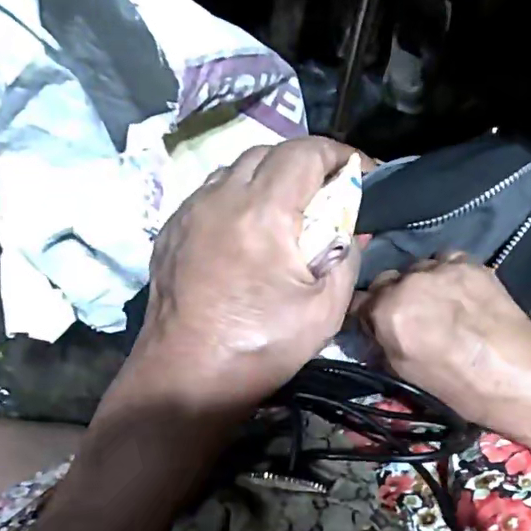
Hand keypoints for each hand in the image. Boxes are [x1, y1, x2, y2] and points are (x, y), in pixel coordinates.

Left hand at [127, 136, 364, 410]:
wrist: (186, 378)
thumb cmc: (259, 348)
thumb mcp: (323, 311)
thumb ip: (346, 259)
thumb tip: (354, 229)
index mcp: (263, 213)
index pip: (306, 152)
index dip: (339, 154)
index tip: (359, 172)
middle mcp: (220, 199)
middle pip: (269, 152)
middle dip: (304, 162)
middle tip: (326, 193)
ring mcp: (189, 213)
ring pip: (234, 169)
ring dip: (267, 177)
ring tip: (287, 210)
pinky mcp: (170, 231)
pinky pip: (209, 194)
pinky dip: (236, 197)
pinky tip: (246, 230)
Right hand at [355, 254, 530, 421]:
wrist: (514, 372)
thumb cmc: (454, 383)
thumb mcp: (402, 371)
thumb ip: (381, 343)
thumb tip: (375, 333)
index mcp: (385, 311)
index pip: (358, 302)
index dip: (365, 315)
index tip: (373, 326)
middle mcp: (408, 282)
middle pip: (385, 280)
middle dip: (390, 296)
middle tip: (407, 316)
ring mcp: (440, 268)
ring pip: (416, 268)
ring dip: (419, 283)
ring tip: (437, 303)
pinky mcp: (469, 263)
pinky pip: (445, 260)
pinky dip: (446, 273)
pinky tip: (457, 292)